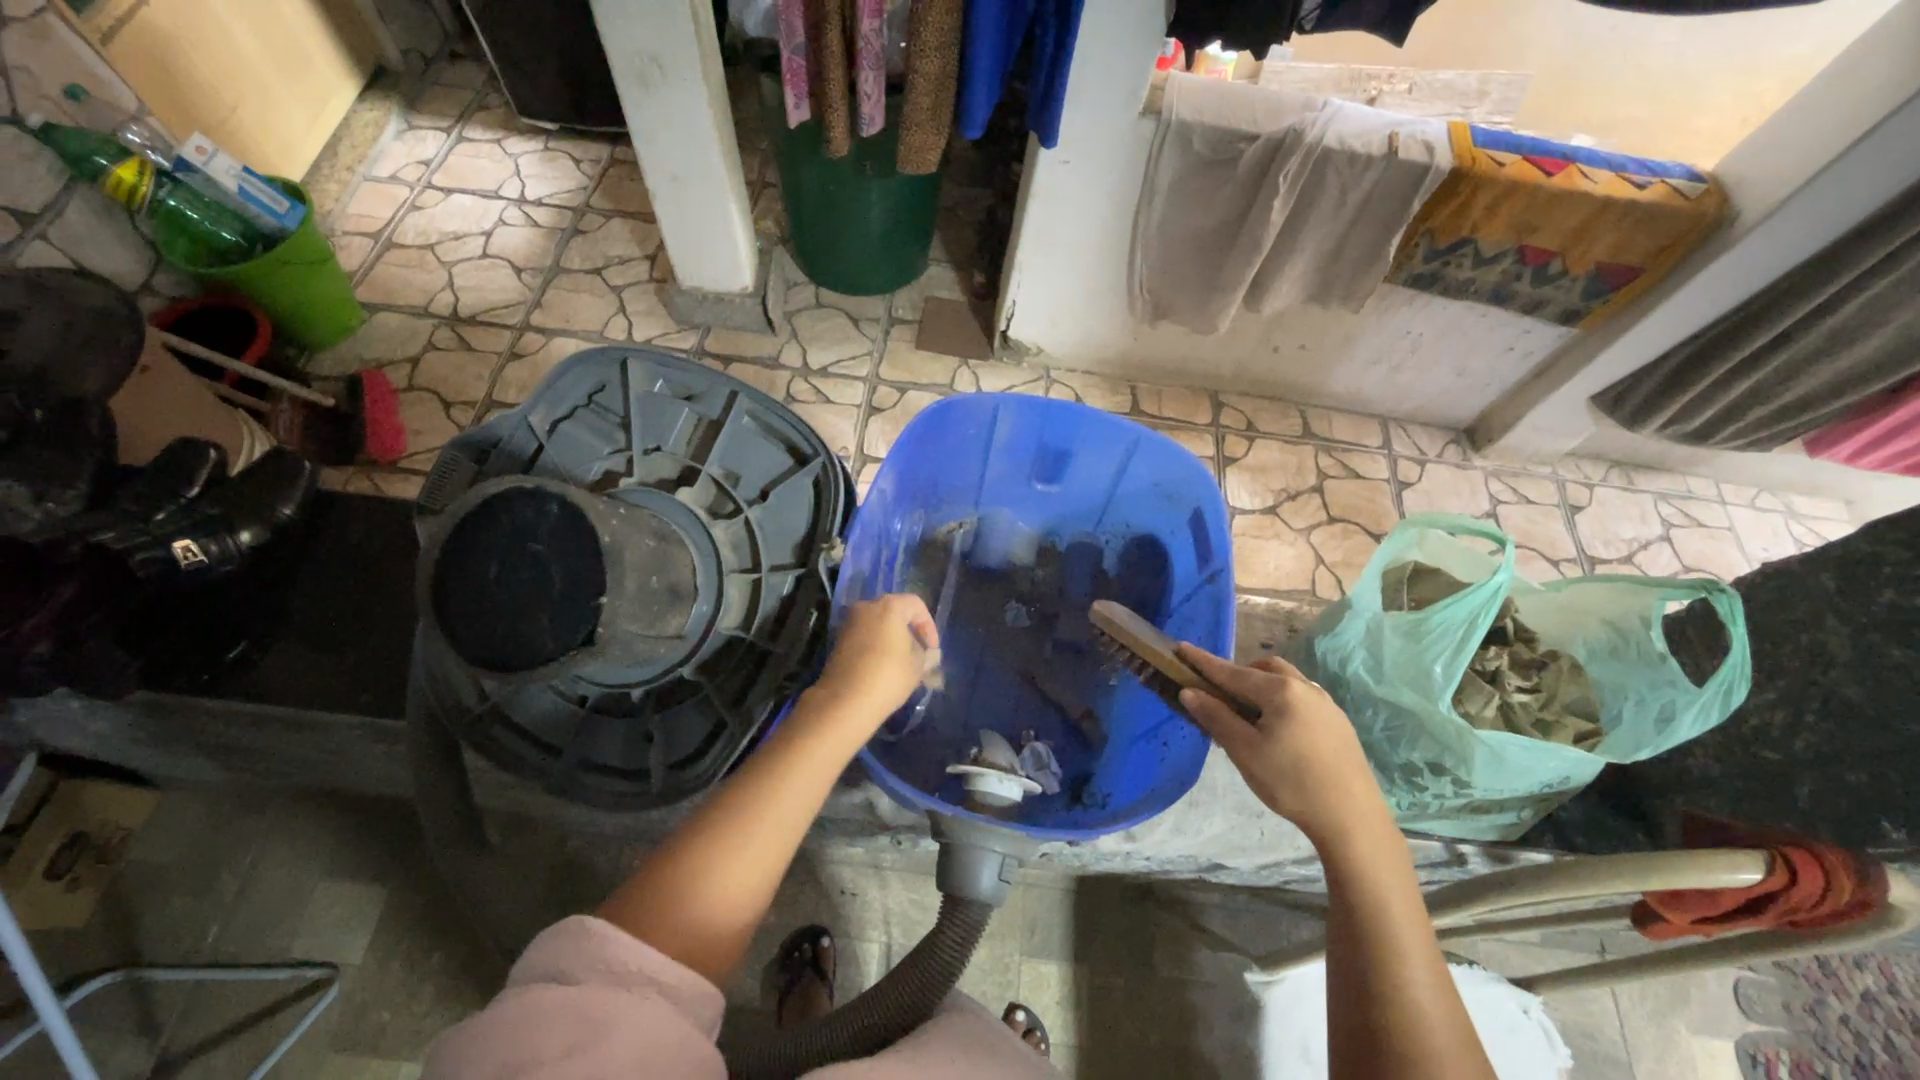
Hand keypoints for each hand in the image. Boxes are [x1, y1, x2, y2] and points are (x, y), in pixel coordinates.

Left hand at [803, 594, 939, 735]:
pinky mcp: (838, 641)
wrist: (845, 701)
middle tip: (918, 653)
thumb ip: (923, 653)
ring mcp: (849, 623)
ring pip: (877, 625)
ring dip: (891, 639)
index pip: (916, 605)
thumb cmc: (888, 677)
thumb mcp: (917, 666)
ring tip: (902, 663)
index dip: (929, 626)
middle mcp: (866, 608)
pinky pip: (864, 637)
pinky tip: (882, 667)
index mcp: (889, 607)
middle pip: (894, 612)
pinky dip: (876, 646)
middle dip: (909, 631)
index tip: (932, 649)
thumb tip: (921, 652)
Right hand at [1175, 645, 1390, 845]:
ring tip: (1250, 715)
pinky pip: (1302, 698)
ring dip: (1263, 687)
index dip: (1204, 662)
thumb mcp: (1245, 751)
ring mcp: (1326, 704)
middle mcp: (1306, 688)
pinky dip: (1282, 701)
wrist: (1351, 816)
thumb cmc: (1291, 782)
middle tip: (1220, 696)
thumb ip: (1216, 717)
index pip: (1232, 672)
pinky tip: (1280, 730)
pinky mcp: (1338, 723)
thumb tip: (1189, 691)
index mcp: (1280, 691)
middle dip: (1239, 674)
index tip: (1181, 648)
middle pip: (1264, 669)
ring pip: (1287, 681)